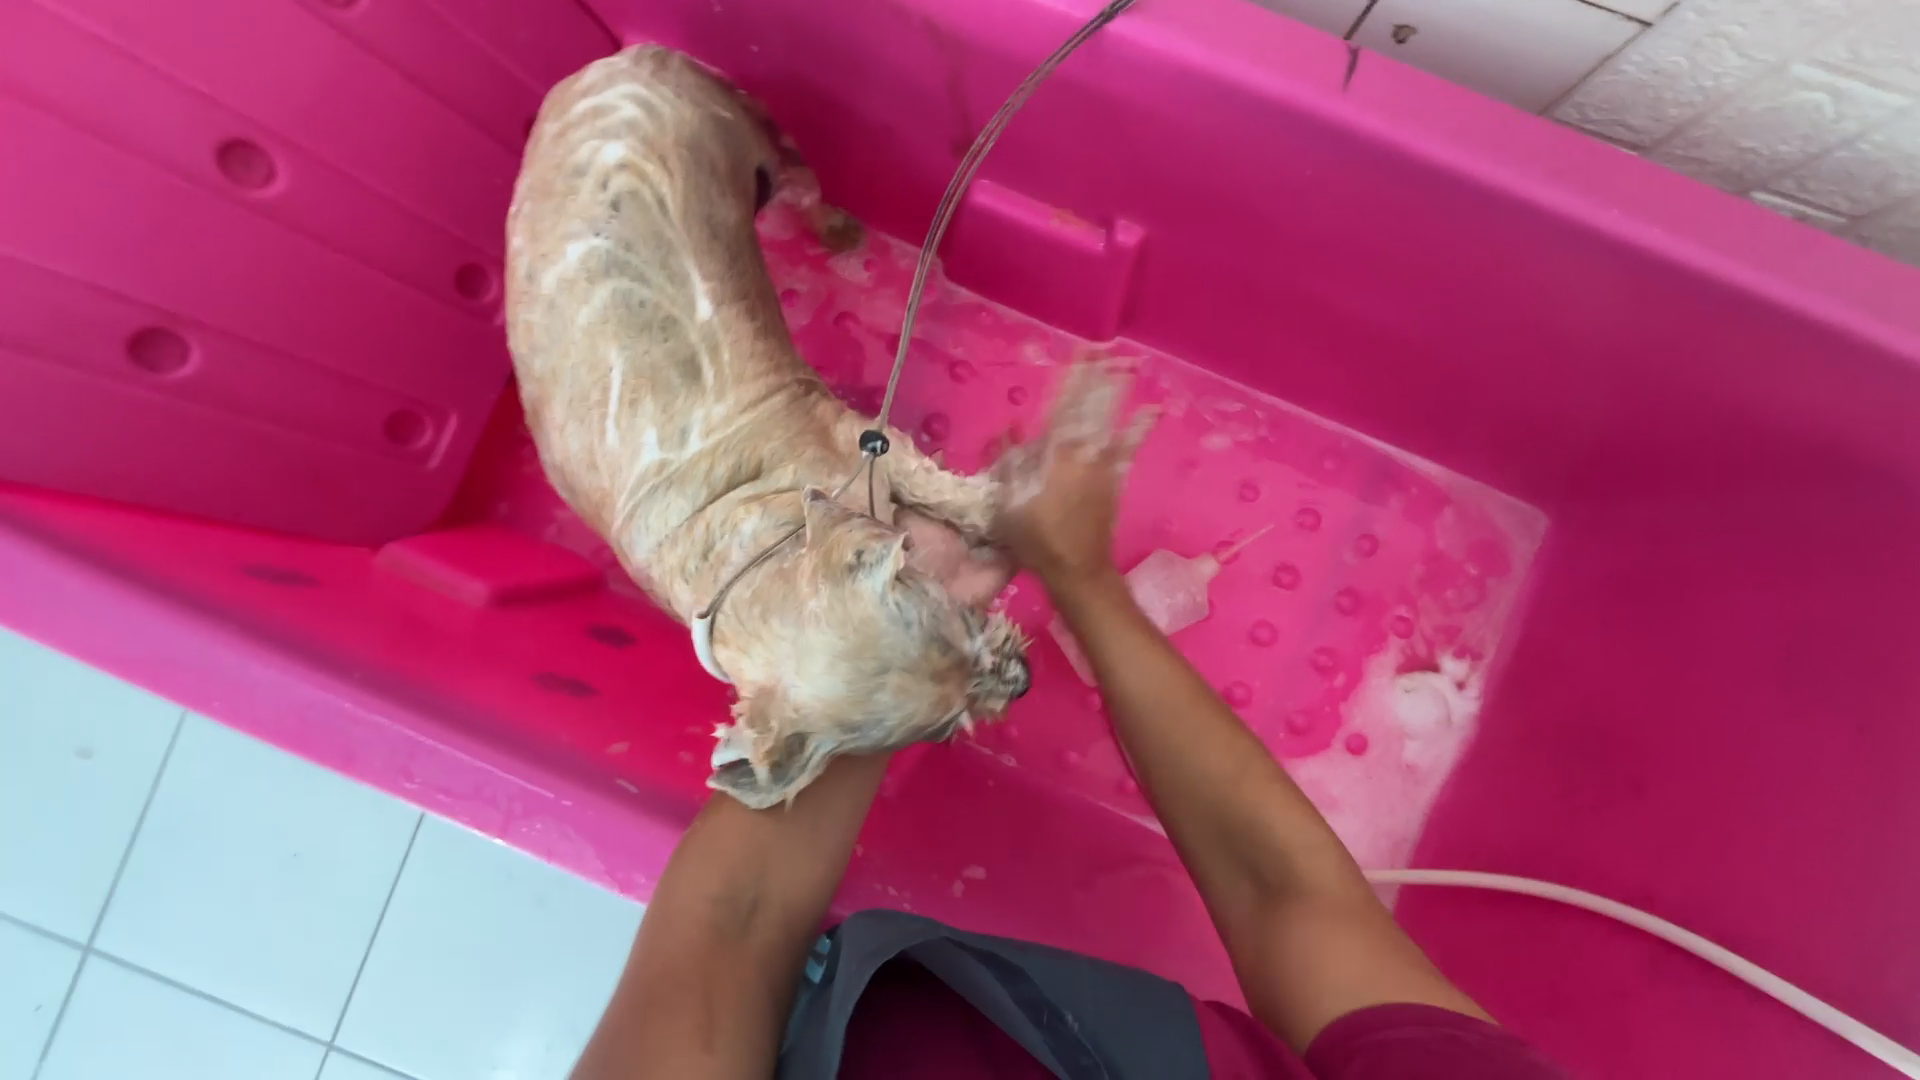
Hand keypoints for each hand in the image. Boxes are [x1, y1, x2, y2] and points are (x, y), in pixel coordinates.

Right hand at [991, 360, 1154, 589]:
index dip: (1070, 379)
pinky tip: (1153, 411)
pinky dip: (1139, 429)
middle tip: (1105, 349)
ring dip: (1117, 392)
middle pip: (1089, 407)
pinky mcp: (1114, 479)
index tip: (1077, 353)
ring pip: (1109, 420)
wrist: (1076, 570)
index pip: (1061, 407)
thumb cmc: (1035, 540)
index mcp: (1053, 456)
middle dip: (1096, 377)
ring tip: (1127, 366)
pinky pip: (1128, 449)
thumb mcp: (1007, 504)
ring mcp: (1102, 465)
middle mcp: (1082, 453)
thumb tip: (1011, 427)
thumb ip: (1008, 463)